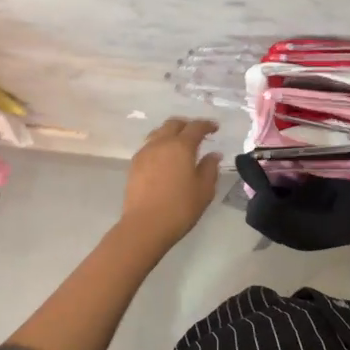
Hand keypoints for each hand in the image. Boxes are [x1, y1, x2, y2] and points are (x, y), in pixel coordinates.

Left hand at [120, 118, 221, 246]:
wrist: (144, 226)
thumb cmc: (180, 207)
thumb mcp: (204, 190)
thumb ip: (210, 168)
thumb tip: (213, 154)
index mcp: (181, 146)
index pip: (196, 127)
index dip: (207, 125)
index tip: (215, 128)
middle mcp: (161, 143)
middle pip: (173, 124)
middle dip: (187, 125)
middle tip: (197, 133)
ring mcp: (145, 153)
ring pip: (158, 132)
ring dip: (171, 133)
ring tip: (179, 144)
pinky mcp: (134, 165)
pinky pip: (149, 146)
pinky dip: (159, 145)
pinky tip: (164, 158)